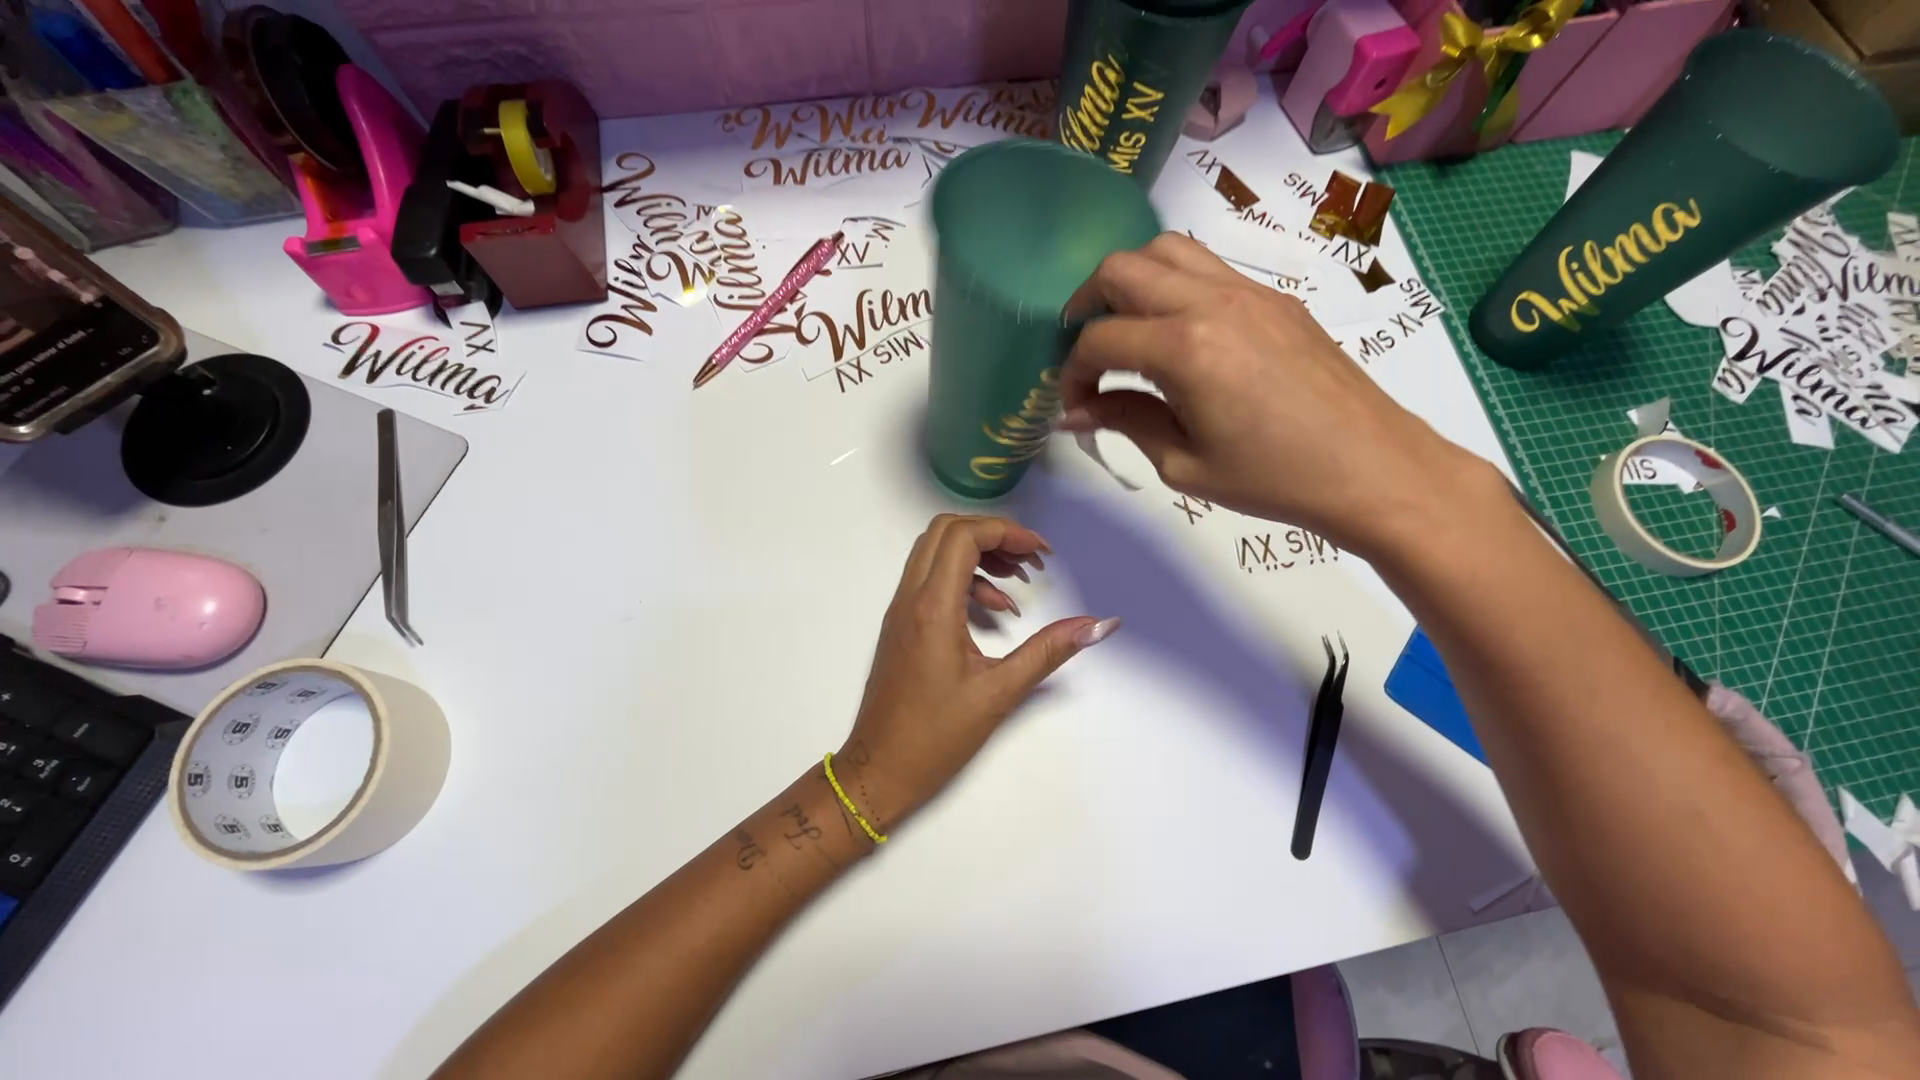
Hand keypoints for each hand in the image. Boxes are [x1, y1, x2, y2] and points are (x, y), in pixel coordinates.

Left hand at [835, 514, 1118, 832]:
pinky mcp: (901, 626)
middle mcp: (910, 599)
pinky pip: (930, 581)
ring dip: (978, 556)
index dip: (1007, 533)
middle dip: (993, 536)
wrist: (879, 770)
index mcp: (933, 608)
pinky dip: (964, 580)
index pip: (963, 536)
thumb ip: (1050, 650)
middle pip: (945, 532)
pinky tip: (996, 613)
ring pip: (934, 553)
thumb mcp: (1000, 692)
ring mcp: (900, 611)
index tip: (1042, 554)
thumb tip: (1100, 624)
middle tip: (1030, 561)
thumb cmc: (936, 736)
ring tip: (1019, 584)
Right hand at [1055, 233, 1493, 555]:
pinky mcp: (1274, 297)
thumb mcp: (1184, 464)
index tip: (1072, 403)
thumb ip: (1125, 422)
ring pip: (1166, 249)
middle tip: (1083, 348)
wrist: (1371, 466)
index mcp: (1185, 349)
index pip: (1101, 339)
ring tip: (1124, 324)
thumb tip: (1076, 410)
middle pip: (1122, 269)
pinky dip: (1173, 283)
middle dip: (1086, 304)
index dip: (1071, 372)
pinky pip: (1208, 266)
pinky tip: (1176, 330)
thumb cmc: (1274, 479)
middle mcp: (1212, 302)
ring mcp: (1248, 291)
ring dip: (1130, 280)